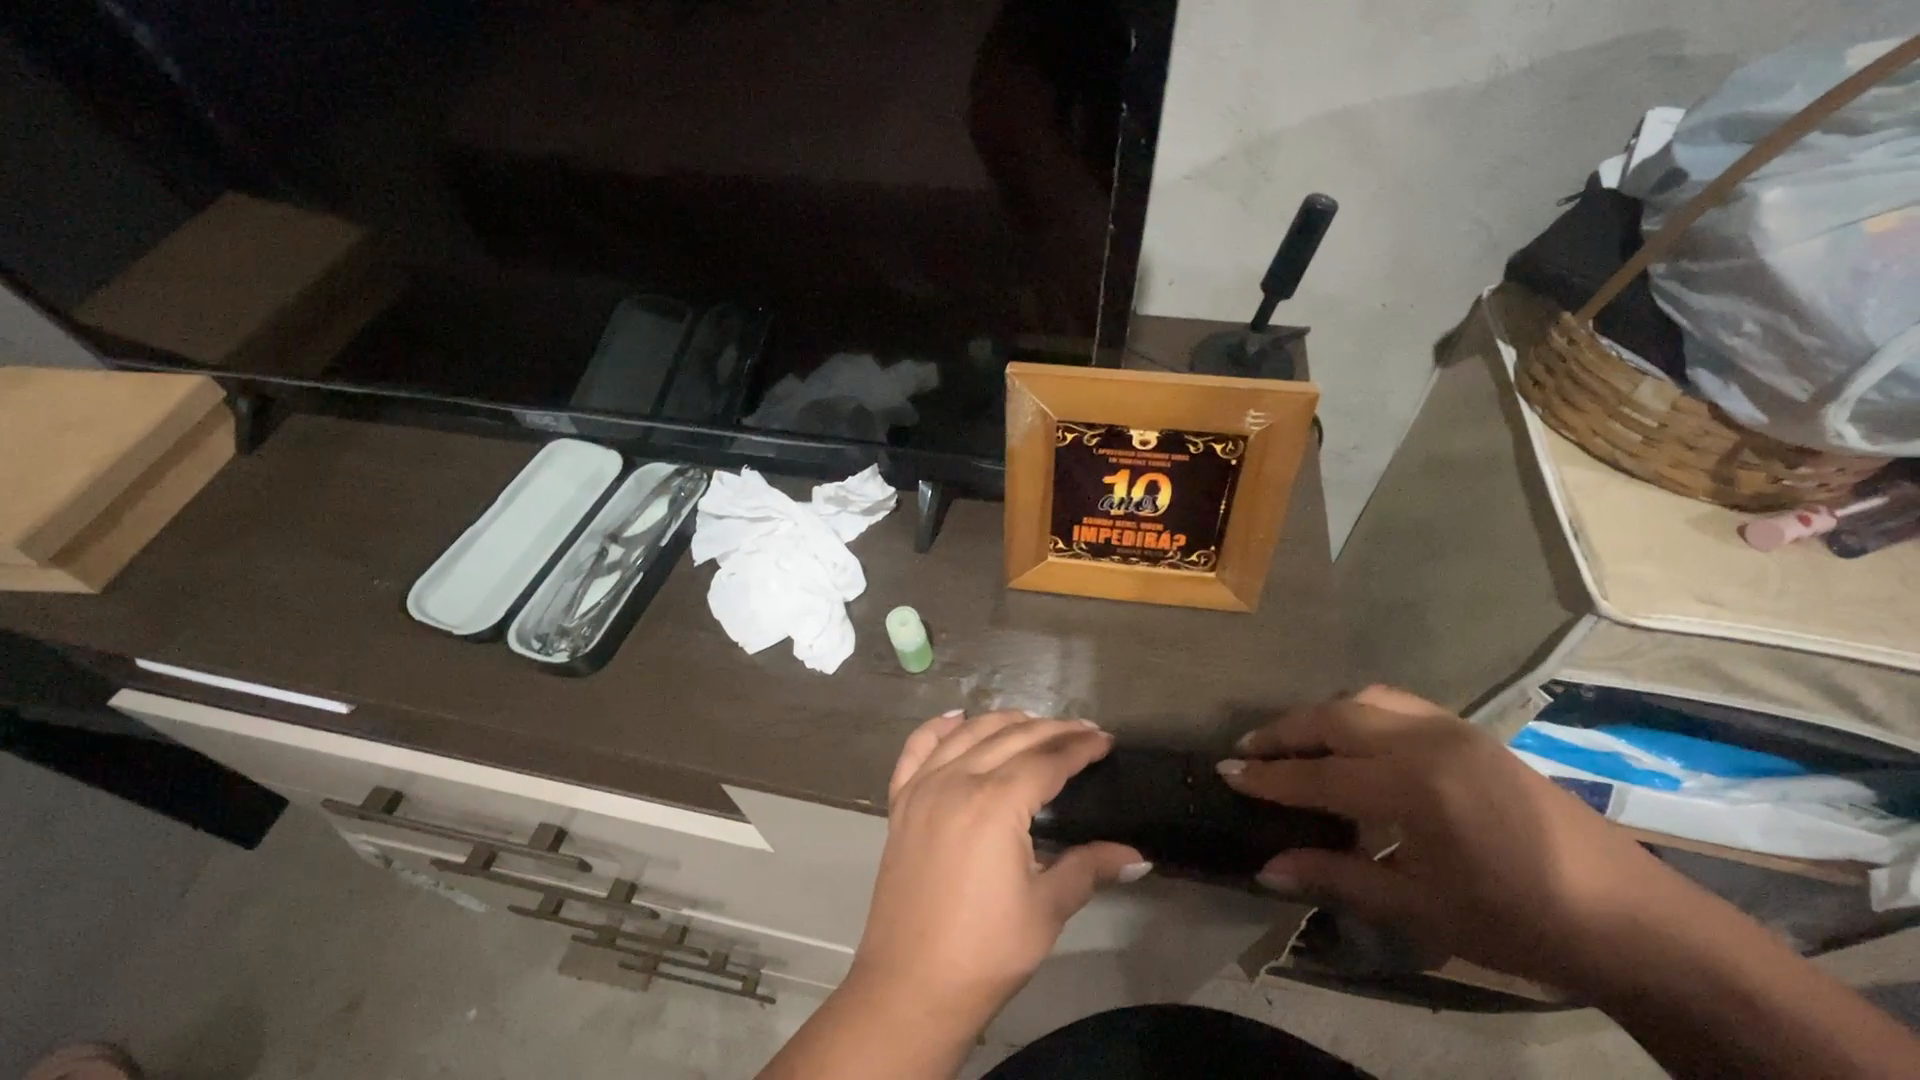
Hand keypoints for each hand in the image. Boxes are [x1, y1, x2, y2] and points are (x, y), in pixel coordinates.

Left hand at [849, 710, 1148, 1026]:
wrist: (911, 986)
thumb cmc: (986, 951)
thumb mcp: (1047, 908)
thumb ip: (1089, 868)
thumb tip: (1137, 856)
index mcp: (996, 803)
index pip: (1047, 760)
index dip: (1080, 748)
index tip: (1105, 741)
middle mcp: (957, 782)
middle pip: (1011, 738)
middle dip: (1052, 729)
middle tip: (1083, 731)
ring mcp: (922, 790)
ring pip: (967, 735)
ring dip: (1004, 722)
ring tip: (1034, 723)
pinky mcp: (900, 805)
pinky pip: (916, 750)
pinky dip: (938, 728)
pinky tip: (957, 719)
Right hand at [1219, 686, 1700, 989]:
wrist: (1633, 918)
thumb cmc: (1519, 922)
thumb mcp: (1421, 908)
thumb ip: (1338, 877)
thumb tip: (1267, 866)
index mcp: (1414, 787)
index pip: (1318, 774)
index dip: (1267, 777)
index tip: (1224, 773)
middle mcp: (1429, 742)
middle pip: (1336, 718)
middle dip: (1284, 732)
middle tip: (1247, 750)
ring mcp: (1456, 730)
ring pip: (1368, 700)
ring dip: (1322, 716)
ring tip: (1293, 741)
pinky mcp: (1475, 734)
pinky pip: (1400, 705)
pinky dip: (1361, 712)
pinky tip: (1356, 743)